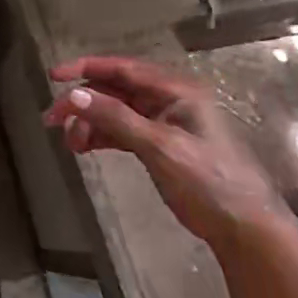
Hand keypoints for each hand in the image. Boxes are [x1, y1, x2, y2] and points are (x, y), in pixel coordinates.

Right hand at [43, 56, 291, 250]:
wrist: (246, 229)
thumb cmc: (209, 182)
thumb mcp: (160, 147)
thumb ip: (116, 118)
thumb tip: (73, 95)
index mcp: (177, 91)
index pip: (122, 69)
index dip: (84, 68)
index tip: (52, 76)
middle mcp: (170, 100)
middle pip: (114, 90)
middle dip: (82, 103)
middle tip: (51, 120)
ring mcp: (166, 123)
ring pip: (114, 111)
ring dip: (89, 123)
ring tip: (71, 145)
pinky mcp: (160, 144)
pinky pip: (121, 130)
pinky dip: (101, 136)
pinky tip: (84, 148)